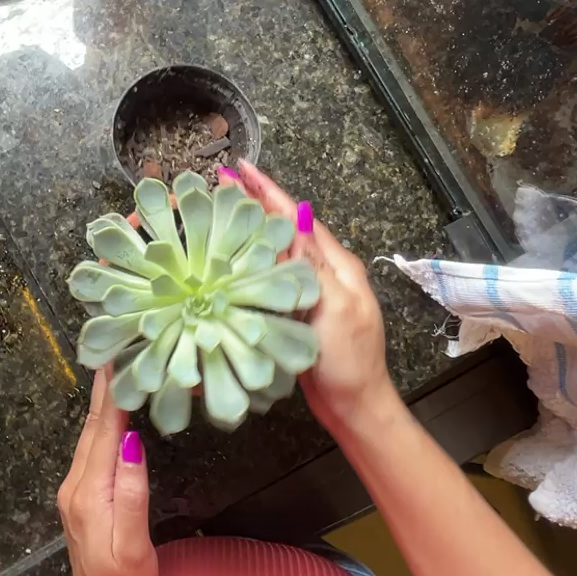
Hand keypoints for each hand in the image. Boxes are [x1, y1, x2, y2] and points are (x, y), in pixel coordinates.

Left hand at [55, 368, 157, 575]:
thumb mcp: (132, 545)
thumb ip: (131, 493)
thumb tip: (133, 442)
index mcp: (89, 491)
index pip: (104, 430)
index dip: (112, 392)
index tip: (119, 356)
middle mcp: (77, 483)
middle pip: (94, 425)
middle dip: (106, 385)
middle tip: (118, 346)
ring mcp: (77, 487)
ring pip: (92, 433)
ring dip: (105, 399)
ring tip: (117, 366)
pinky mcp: (83, 494)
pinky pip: (94, 446)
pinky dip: (105, 420)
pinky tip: (114, 408)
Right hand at [233, 161, 401, 437]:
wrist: (355, 407)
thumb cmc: (348, 362)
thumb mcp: (335, 309)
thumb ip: (313, 265)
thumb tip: (296, 219)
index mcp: (337, 265)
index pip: (297, 216)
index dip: (268, 191)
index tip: (241, 168)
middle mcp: (324, 271)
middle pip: (286, 227)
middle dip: (256, 202)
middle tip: (221, 185)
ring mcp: (311, 291)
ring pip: (277, 249)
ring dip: (251, 228)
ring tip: (220, 212)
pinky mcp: (297, 310)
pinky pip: (271, 276)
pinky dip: (251, 260)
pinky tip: (231, 259)